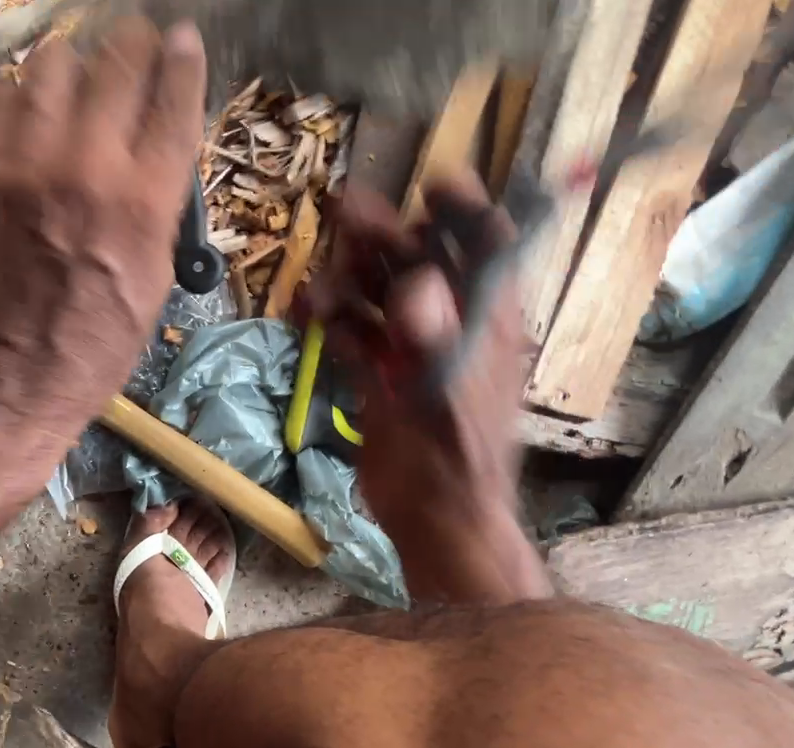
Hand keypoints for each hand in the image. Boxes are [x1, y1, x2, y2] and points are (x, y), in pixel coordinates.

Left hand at [0, 18, 206, 429]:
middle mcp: (86, 169)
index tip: (183, 40)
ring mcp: (25, 169)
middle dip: (131, 46)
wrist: (17, 378)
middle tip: (132, 47)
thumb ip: (159, 201)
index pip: (172, 97)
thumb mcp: (155, 278)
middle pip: (115, 64)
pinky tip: (31, 113)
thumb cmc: (98, 342)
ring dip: (73, 63)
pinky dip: (21, 98)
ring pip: (51, 67)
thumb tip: (157, 143)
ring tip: (78, 76)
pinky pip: (0, 104)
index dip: (183, 59)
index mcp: (142, 202)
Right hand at [303, 171, 529, 536]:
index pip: (487, 250)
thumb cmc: (456, 464)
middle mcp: (449, 330)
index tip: (434, 183)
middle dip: (388, 236)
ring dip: (351, 279)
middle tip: (346, 208)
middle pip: (421, 265)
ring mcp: (412, 355)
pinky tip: (306, 311)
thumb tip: (415, 285)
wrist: (434, 519)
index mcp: (486, 324)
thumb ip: (435, 341)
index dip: (466, 212)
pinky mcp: (380, 381)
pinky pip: (354, 337)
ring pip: (381, 299)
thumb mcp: (449, 401)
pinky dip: (332, 322)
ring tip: (319, 271)